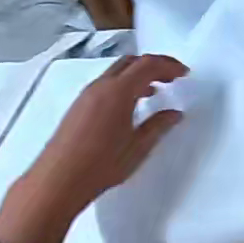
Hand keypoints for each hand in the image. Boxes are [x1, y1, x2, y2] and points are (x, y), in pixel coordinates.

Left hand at [0, 55, 186, 242]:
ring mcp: (86, 95)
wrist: (59, 180)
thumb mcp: (138, 147)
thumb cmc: (102, 165)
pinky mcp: (78, 106)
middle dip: (154, 65)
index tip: (185, 73)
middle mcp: (101, 86)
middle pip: (131, 62)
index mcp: (119, 92)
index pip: (148, 65)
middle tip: (172, 78)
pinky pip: (106, 84)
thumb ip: (159, 126)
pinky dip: (124, 85)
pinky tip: (131, 105)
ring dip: (138, 75)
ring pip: (117, 72)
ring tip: (155, 91)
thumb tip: (175, 113)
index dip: (169, 65)